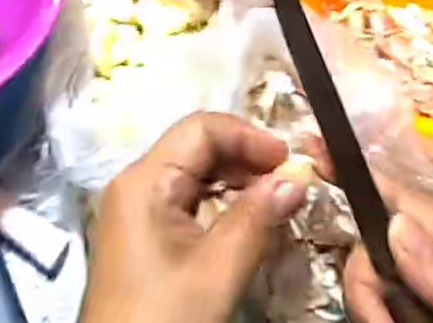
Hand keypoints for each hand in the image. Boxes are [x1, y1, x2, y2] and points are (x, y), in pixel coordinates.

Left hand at [80, 113, 308, 322]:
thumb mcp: (215, 274)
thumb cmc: (164, 319)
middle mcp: (137, 181)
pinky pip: (188, 200)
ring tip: (277, 198)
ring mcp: (139, 207)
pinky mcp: (145, 233)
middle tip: (289, 180)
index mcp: (145, 178)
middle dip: (244, 157)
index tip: (288, 158)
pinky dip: (221, 203)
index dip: (246, 135)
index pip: (199, 129)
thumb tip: (294, 180)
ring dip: (237, 180)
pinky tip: (251, 218)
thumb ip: (255, 221)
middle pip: (196, 147)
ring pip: (194, 173)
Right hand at [318, 148, 432, 322]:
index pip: (402, 197)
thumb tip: (393, 223)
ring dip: (371, 311)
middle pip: (374, 247)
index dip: (356, 171)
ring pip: (375, 286)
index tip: (311, 147)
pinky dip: (379, 321)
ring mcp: (432, 302)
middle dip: (363, 281)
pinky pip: (385, 314)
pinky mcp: (421, 321)